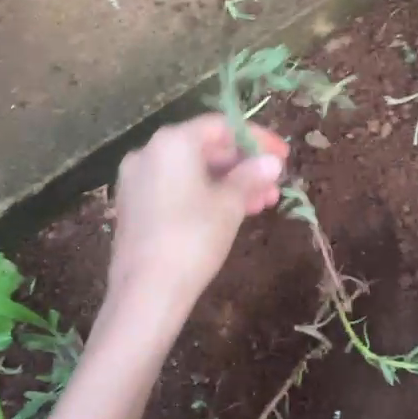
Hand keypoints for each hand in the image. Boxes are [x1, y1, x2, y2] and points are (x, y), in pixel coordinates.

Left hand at [107, 114, 288, 319]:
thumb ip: (251, 175)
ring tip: (263, 203)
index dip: (257, 138)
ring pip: (193, 171)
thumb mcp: (230, 204)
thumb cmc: (193, 238)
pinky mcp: (134, 206)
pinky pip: (177, 188)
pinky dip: (205, 194)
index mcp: (173, 141)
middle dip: (244, 166)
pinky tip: (233, 212)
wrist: (146, 292)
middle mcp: (149, 151)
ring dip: (229, 183)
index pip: (222, 126)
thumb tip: (271, 162)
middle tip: (274, 184)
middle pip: (206, 148)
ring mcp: (137, 179)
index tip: (283, 156)